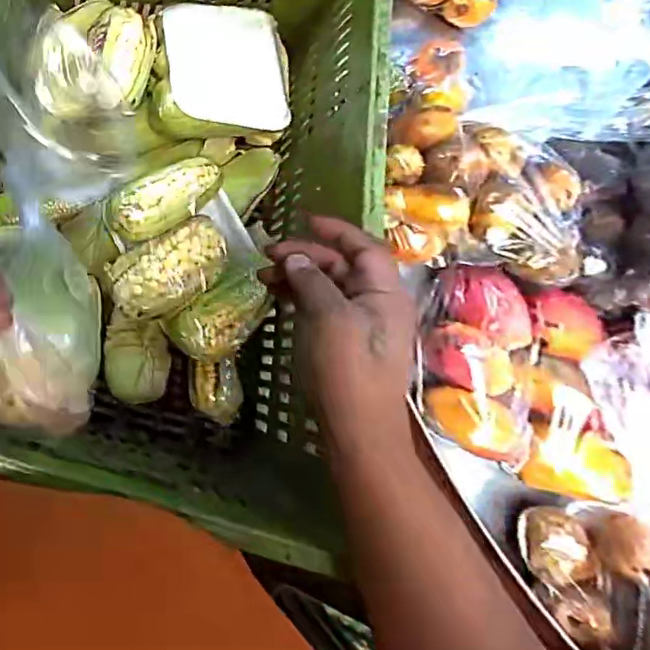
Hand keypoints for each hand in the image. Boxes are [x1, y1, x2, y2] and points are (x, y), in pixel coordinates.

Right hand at [264, 215, 417, 450]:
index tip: (303, 219)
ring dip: (297, 275)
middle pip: (342, 265)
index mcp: (385, 294)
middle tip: (268, 254)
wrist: (358, 430)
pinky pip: (321, 306)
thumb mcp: (329, 318)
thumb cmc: (348, 370)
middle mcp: (377, 304)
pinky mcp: (344, 342)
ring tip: (264, 276)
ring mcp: (361, 324)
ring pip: (328, 285)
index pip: (364, 248)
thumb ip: (312, 281)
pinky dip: (299, 295)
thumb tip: (293, 258)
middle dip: (306, 255)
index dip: (335, 230)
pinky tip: (277, 295)